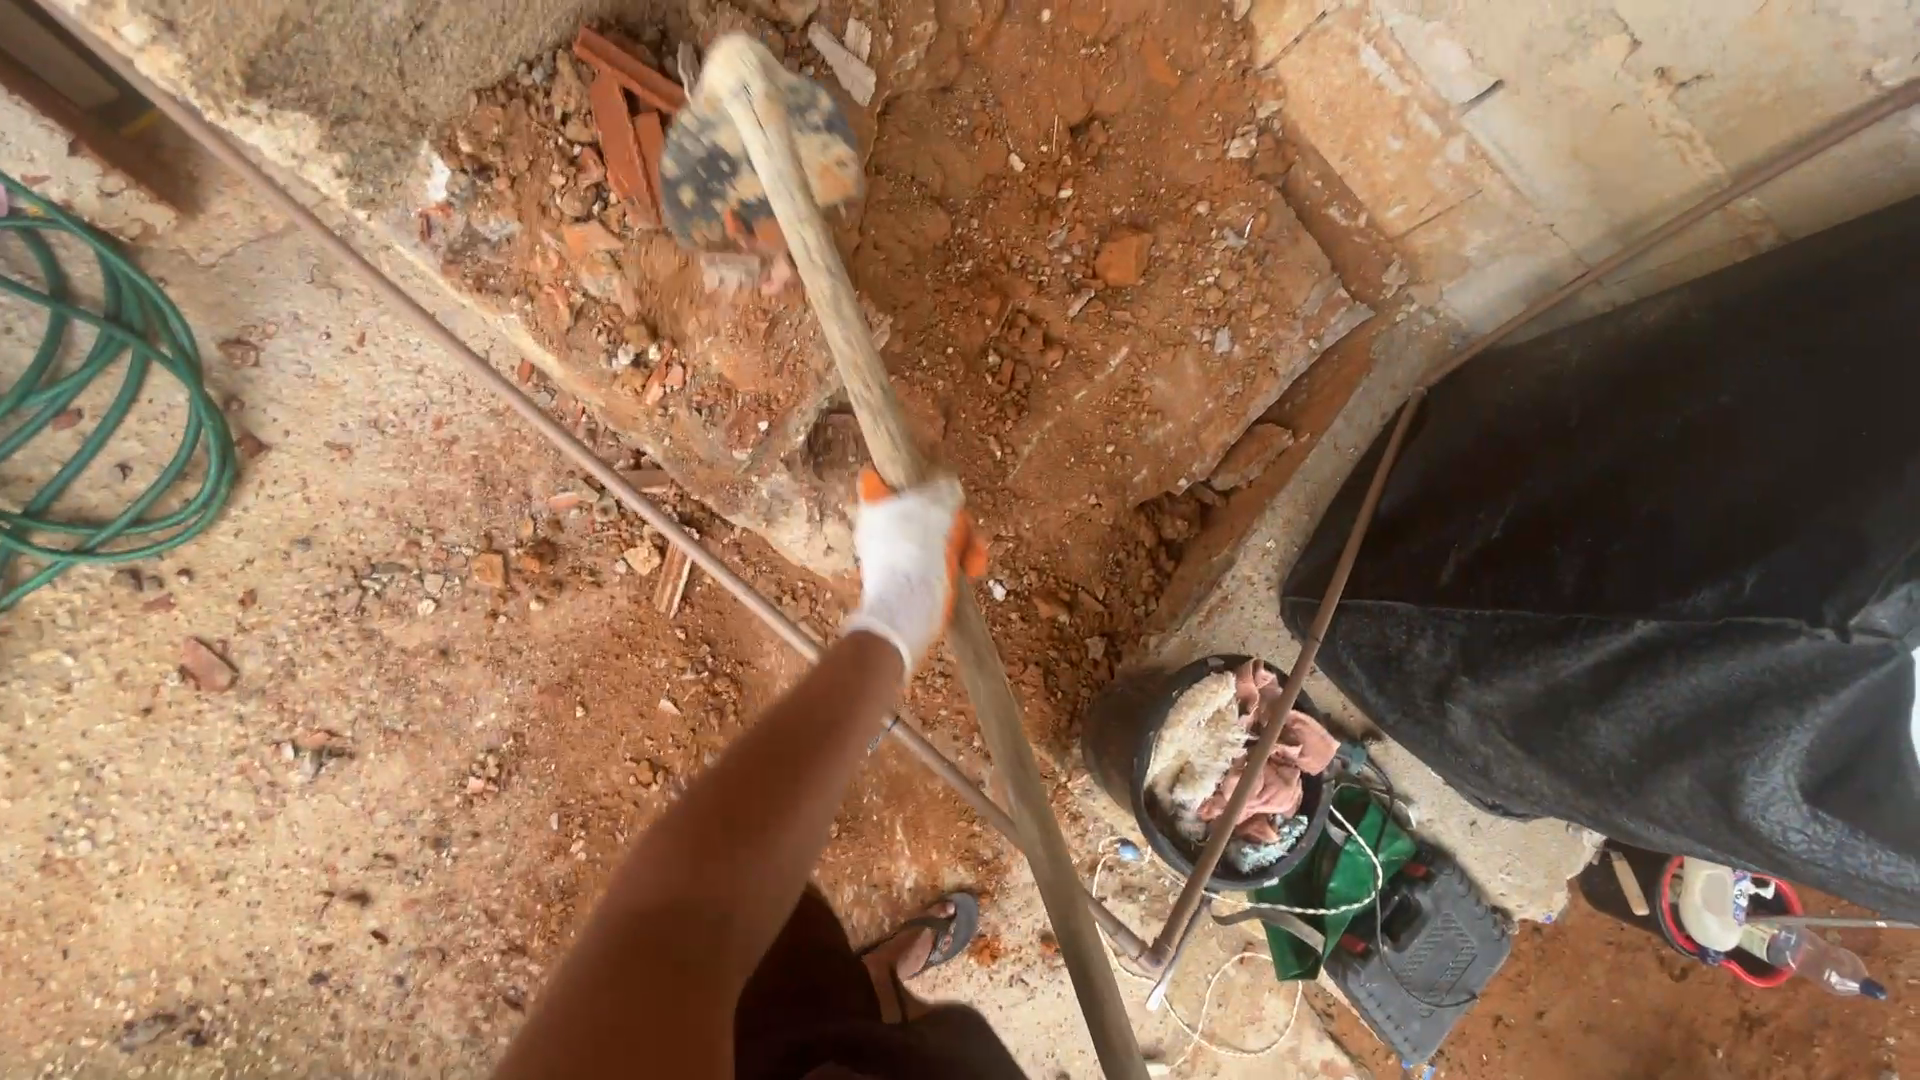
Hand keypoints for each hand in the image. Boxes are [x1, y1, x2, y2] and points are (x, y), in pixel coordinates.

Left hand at [842, 467, 988, 674]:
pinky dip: (959, 562)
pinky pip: (941, 558)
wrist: (908, 613)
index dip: (900, 476)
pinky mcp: (914, 575)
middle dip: (952, 518)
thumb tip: (948, 486)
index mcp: (877, 506)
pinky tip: (972, 570)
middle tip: (962, 528)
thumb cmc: (915, 558)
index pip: (877, 478)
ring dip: (963, 542)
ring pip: (939, 533)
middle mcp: (884, 528)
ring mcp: (899, 553)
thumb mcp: (934, 513)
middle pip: (923, 506)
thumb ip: (941, 493)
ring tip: (972, 559)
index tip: (926, 481)